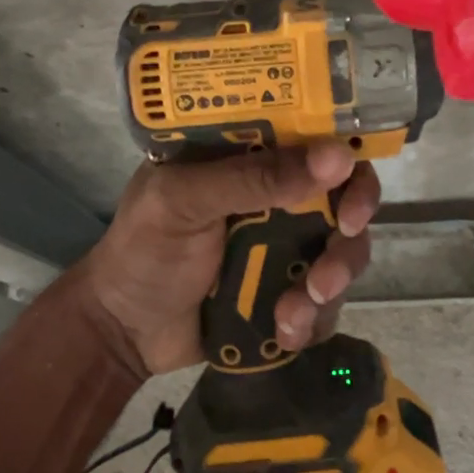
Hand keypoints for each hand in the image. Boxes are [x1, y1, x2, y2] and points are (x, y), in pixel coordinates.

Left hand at [72, 141, 380, 374]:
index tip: (351, 187)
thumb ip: (254, 177)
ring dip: (333, 279)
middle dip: (351, 226)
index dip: (347, 158)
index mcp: (253, 156)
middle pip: (346, 195)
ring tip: (293, 309)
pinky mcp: (291, 290)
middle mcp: (281, 194)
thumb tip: (337, 156)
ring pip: (345, 250)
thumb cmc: (143, 249)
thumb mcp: (185, 201)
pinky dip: (314, 319)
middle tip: (336, 246)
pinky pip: (329, 302)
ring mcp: (290, 245)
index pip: (317, 138)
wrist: (122, 333)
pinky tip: (283, 331)